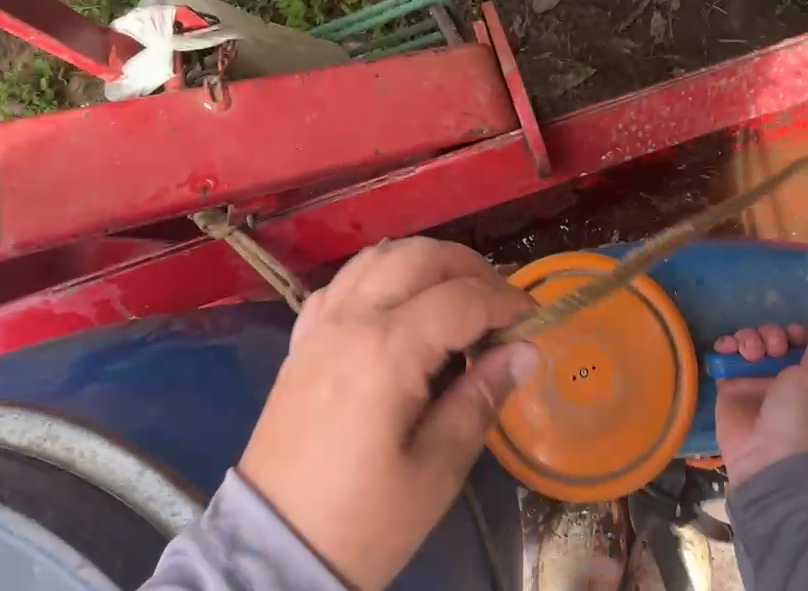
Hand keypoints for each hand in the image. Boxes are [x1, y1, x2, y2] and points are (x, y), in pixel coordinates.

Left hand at [238, 239, 538, 589]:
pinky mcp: (302, 341)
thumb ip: (481, 398)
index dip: (506, 301)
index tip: (534, 319)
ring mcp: (321, 325)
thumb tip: (525, 350)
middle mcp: (351, 320)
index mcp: (387, 350)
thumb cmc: (363, 520)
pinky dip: (381, 275)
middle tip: (500, 302)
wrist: (273, 551)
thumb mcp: (436, 469)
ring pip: (379, 256)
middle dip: (470, 268)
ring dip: (425, 261)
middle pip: (420, 256)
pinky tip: (398, 304)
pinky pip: (344, 282)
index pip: (462, 298)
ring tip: (456, 294)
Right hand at [712, 322, 807, 485]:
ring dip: (748, 338)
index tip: (792, 337)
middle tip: (771, 350)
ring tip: (748, 352)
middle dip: (770, 335)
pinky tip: (726, 347)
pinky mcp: (730, 388)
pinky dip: (725, 346)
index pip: (801, 343)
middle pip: (773, 339)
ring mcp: (755, 382)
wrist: (770, 459)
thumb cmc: (803, 415)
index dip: (795, 333)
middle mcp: (784, 378)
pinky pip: (726, 357)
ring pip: (749, 344)